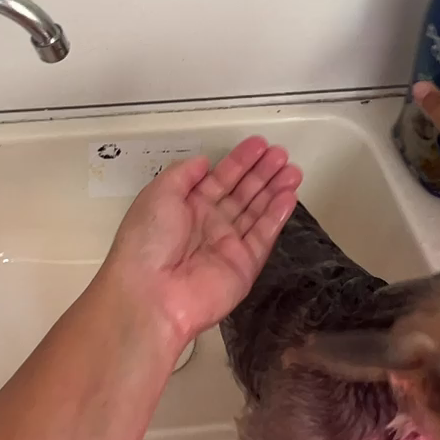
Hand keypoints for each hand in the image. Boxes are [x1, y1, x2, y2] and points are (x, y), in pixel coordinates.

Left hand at [96, 137, 302, 346]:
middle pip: (242, 192)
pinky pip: (263, 235)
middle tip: (281, 154)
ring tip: (292, 170)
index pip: (219, 177)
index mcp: (186, 206)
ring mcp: (227, 244)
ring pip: (257, 211)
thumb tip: (203, 161)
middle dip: (262, 172)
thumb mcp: (158, 193)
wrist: (151, 295)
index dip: (240, 160)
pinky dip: (277, 216)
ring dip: (275, 190)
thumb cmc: (147, 241)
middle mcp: (208, 223)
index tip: (258, 144)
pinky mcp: (244, 265)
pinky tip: (289, 196)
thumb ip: (184, 174)